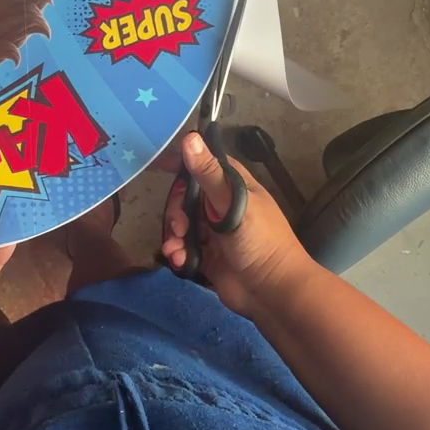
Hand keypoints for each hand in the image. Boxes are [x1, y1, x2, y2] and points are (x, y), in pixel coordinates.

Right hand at [159, 132, 317, 318]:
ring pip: (181, 223)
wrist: (271, 292)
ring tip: (176, 249)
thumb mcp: (233, 204)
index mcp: (233, 187)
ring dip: (173, 235)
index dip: (182, 162)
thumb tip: (189, 138)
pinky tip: (181, 261)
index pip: (204, 164)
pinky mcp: (206, 254)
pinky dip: (178, 252)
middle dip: (175, 211)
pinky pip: (182, 246)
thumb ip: (208, 173)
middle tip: (180, 227)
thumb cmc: (259, 241)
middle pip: (185, 197)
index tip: (158, 165)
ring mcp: (213, 231)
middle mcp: (222, 205)